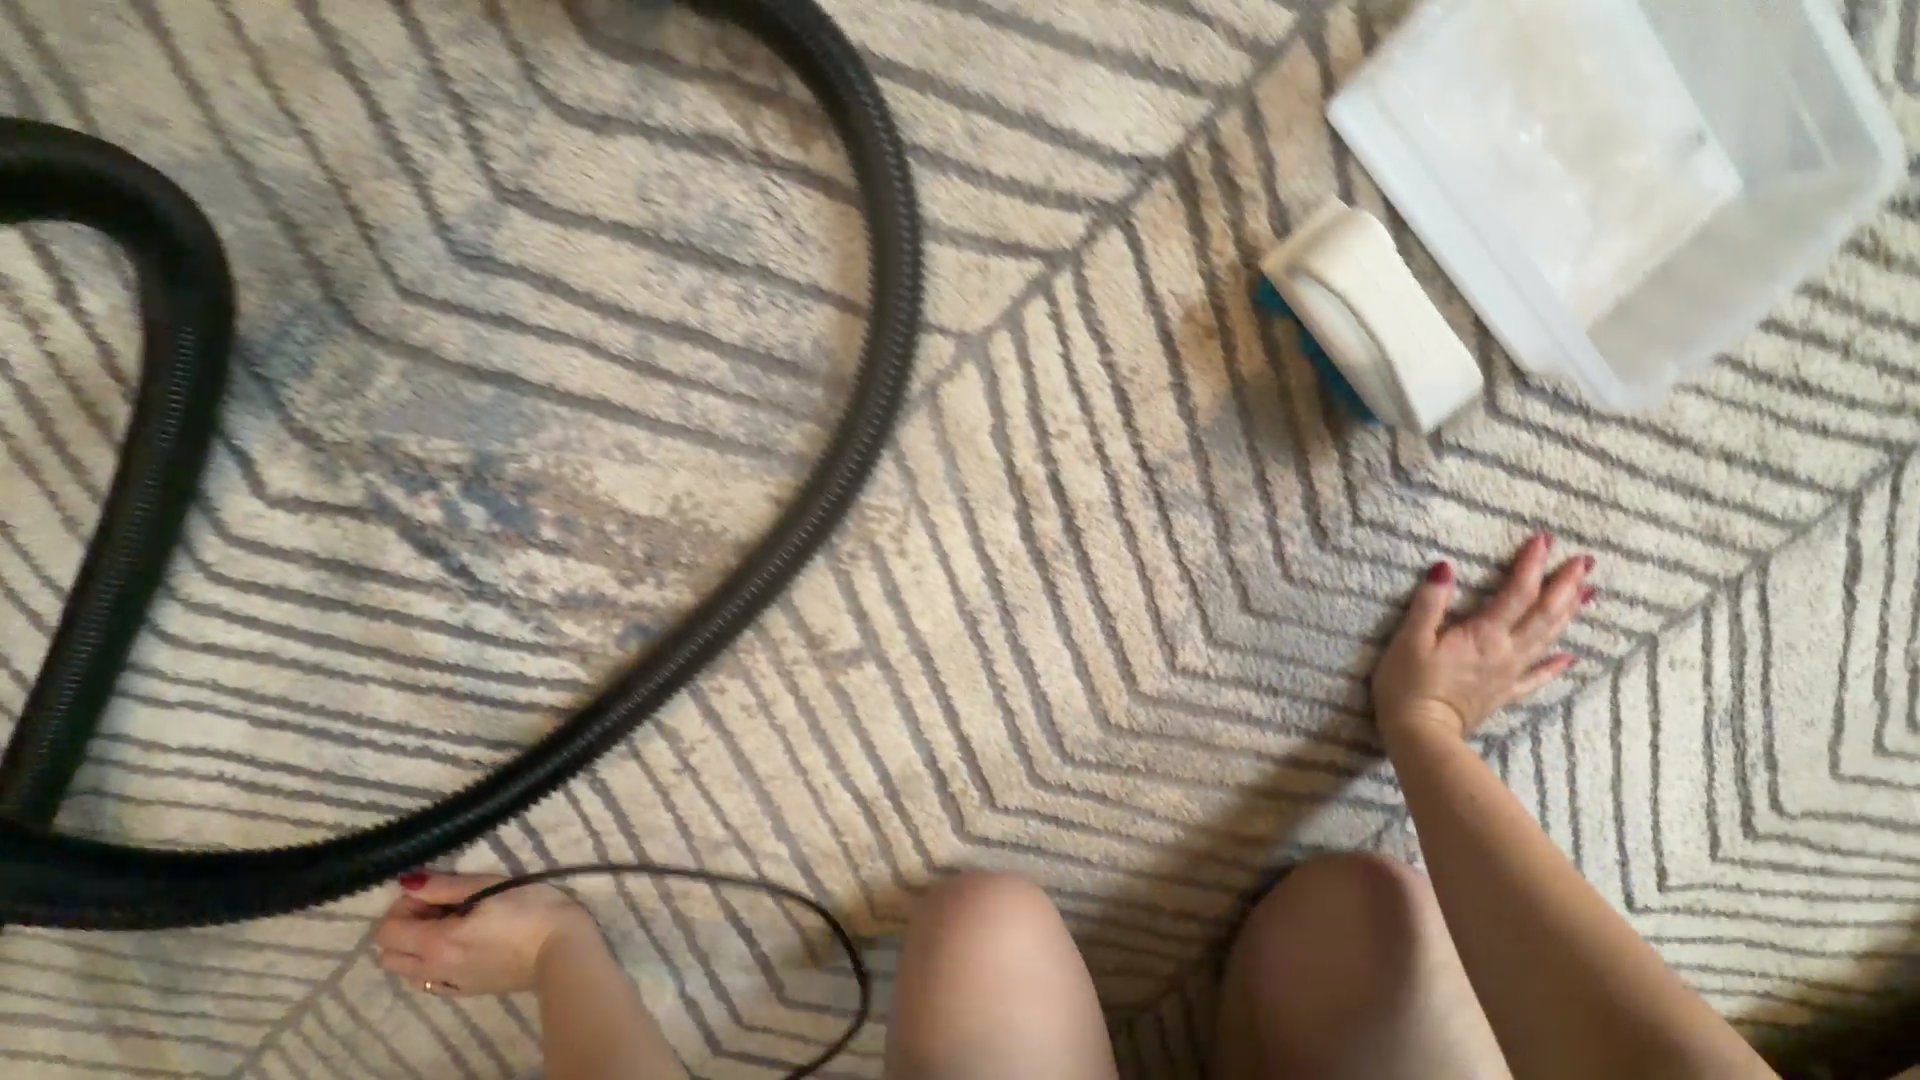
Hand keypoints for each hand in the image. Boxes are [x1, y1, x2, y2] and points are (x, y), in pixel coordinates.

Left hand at [374, 871, 604, 996]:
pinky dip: (432, 965)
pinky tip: (462, 949)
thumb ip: (446, 886)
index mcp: (436, 942)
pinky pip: (431, 983)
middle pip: (388, 955)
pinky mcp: (467, 991)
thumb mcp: (492, 886)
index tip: (436, 893)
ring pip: (407, 971)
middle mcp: (433, 969)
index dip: (405, 906)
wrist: (563, 950)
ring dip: (416, 948)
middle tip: (441, 908)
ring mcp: (450, 984)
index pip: (387, 930)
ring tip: (453, 927)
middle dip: (405, 927)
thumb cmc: (531, 910)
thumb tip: (409, 883)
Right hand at [1372, 534, 1593, 740]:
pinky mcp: (1503, 693)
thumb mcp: (1409, 640)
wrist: (1421, 733)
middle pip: (1543, 614)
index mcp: (1483, 635)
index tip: (1543, 541)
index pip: (1516, 593)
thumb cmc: (1407, 685)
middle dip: (1565, 586)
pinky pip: (1537, 677)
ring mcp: (1508, 674)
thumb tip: (1444, 568)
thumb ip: (1428, 604)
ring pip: (1547, 638)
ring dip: (1568, 614)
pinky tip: (1570, 656)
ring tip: (1588, 593)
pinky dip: (1556, 664)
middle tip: (1585, 562)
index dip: (1530, 566)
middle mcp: (1505, 651)